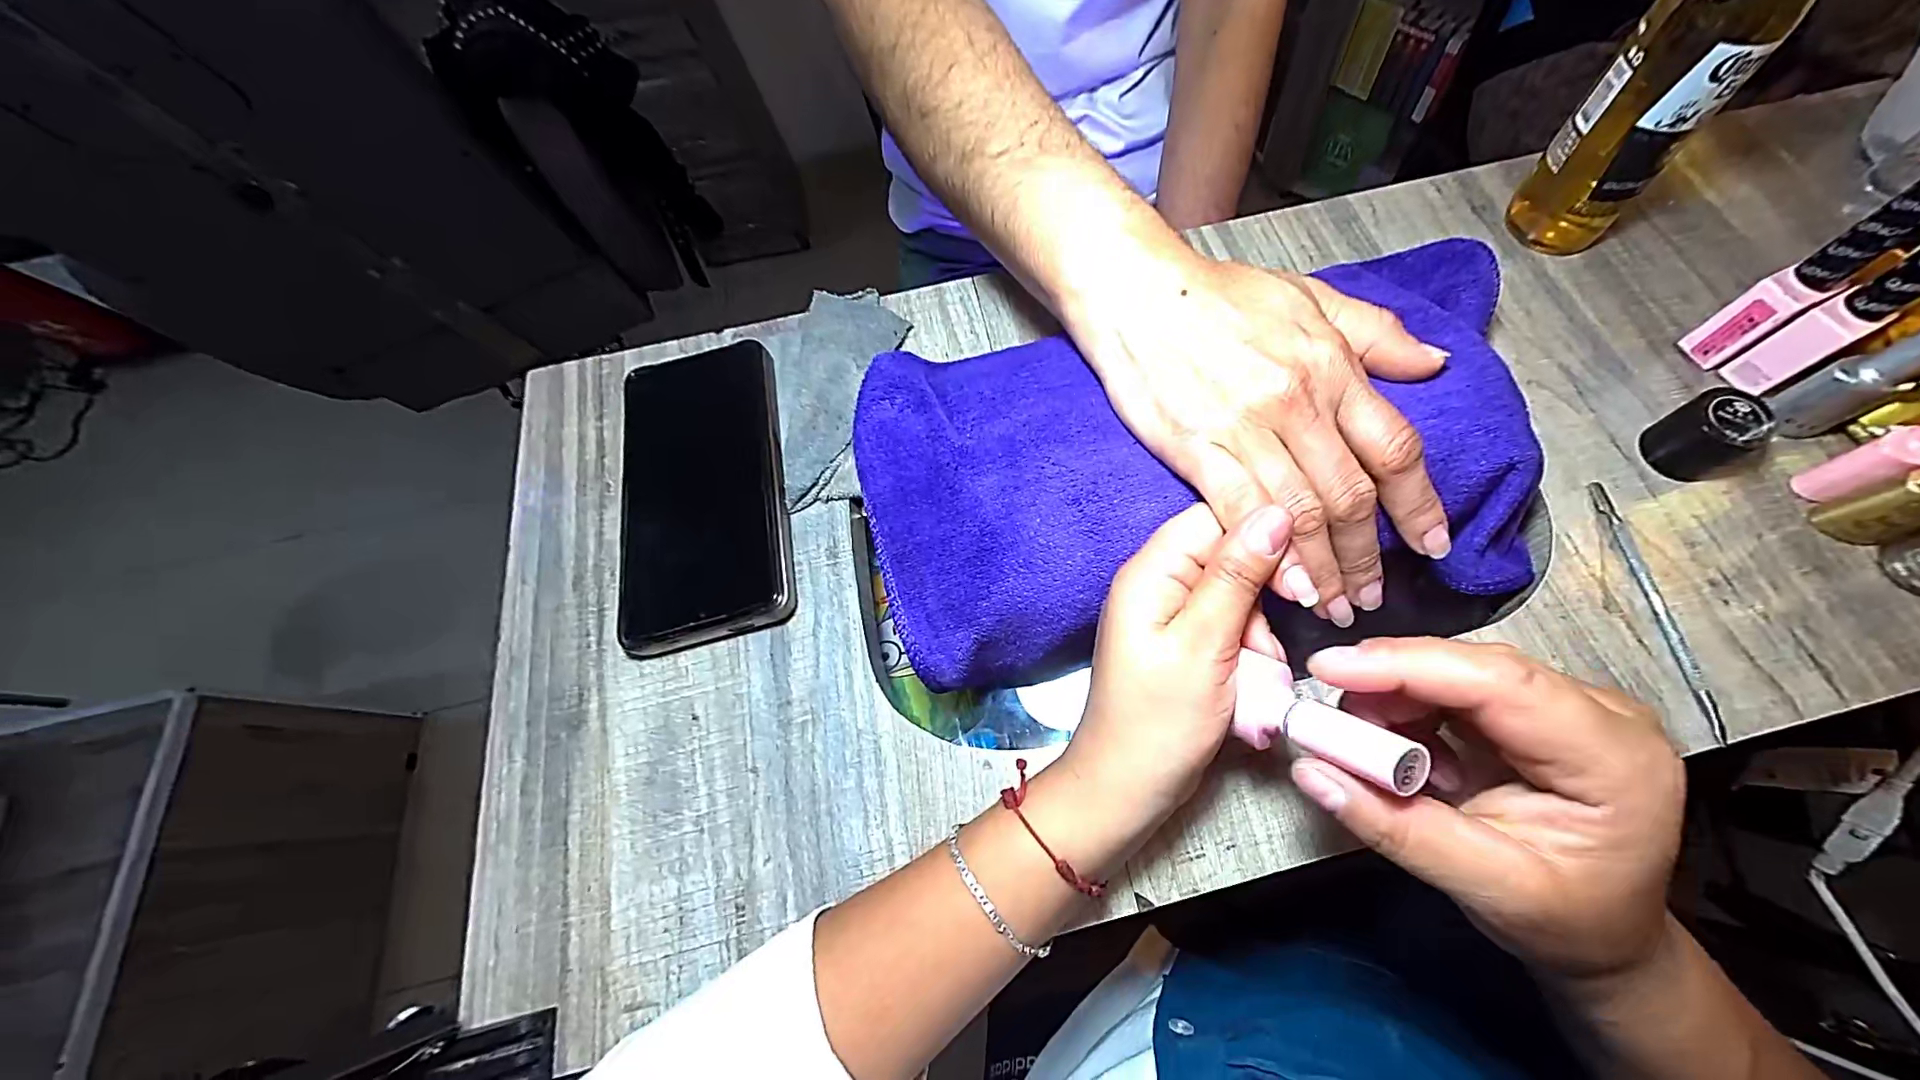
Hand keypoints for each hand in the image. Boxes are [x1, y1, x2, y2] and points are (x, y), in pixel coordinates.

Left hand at [1057, 503, 1291, 841]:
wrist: (1126, 785)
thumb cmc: (1157, 722)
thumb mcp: (1203, 646)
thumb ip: (1236, 577)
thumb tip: (1272, 512)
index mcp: (1149, 571)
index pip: (1214, 517)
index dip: (1263, 537)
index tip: (1298, 579)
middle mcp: (1155, 581)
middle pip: (1228, 554)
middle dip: (1262, 597)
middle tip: (1267, 647)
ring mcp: (1167, 612)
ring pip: (1236, 594)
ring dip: (1258, 632)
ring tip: (1256, 676)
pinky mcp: (1182, 639)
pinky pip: (1227, 625)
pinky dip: (1247, 650)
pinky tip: (1251, 685)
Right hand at [1066, 251, 1451, 627]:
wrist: (1138, 295)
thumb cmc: (1216, 295)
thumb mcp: (1307, 295)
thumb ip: (1373, 333)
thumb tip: (1433, 364)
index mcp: (1328, 367)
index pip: (1392, 449)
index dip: (1418, 505)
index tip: (1431, 544)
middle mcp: (1295, 404)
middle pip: (1348, 495)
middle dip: (1367, 555)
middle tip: (1374, 595)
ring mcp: (1243, 429)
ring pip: (1299, 513)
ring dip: (1323, 568)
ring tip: (1335, 606)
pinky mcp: (1195, 449)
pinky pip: (1240, 509)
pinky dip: (1267, 552)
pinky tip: (1285, 587)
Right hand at [1289, 638, 1685, 982]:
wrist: (1607, 936)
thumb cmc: (1565, 920)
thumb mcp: (1483, 887)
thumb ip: (1394, 827)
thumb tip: (1310, 772)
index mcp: (1611, 760)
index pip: (1498, 682)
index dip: (1405, 665)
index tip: (1326, 669)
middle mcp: (1598, 712)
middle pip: (1468, 665)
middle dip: (1387, 683)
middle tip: (1335, 724)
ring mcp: (1566, 701)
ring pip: (1450, 666)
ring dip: (1393, 699)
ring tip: (1382, 759)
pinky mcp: (1530, 704)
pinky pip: (1448, 682)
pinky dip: (1407, 708)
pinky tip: (1410, 755)